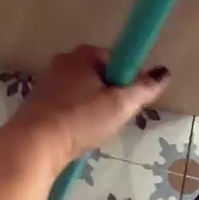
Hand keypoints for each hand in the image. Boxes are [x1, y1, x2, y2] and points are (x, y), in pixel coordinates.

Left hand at [3, 46, 170, 161]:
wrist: (34, 144)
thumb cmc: (80, 119)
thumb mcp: (120, 105)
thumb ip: (144, 88)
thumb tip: (164, 72)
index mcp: (81, 55)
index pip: (115, 59)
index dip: (127, 79)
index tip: (129, 101)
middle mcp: (62, 62)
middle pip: (98, 75)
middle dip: (109, 95)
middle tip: (114, 118)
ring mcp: (46, 81)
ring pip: (81, 91)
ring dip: (91, 107)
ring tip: (94, 129)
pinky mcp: (37, 102)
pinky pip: (65, 105)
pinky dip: (74, 116)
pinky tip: (76, 133)